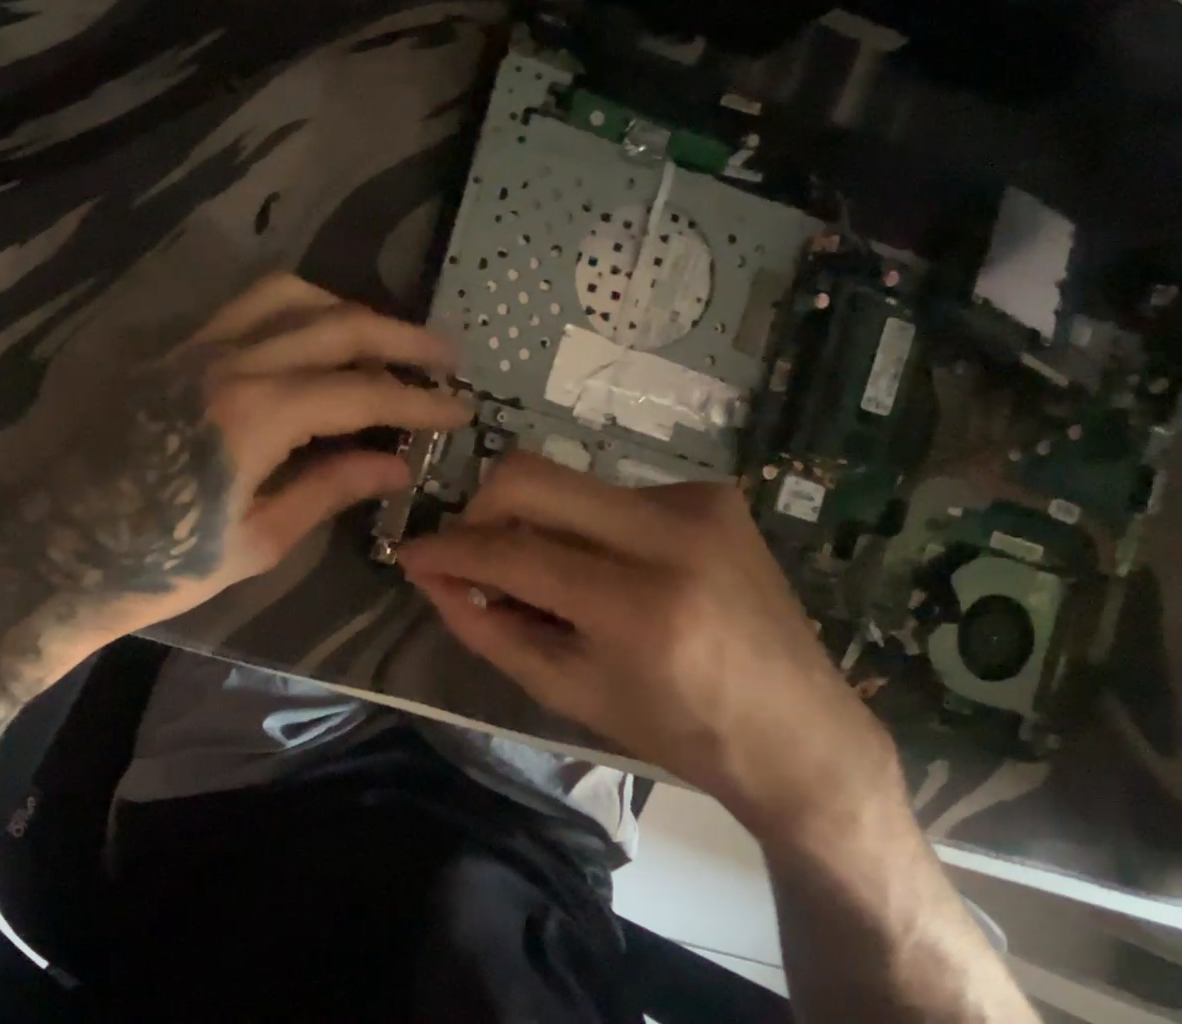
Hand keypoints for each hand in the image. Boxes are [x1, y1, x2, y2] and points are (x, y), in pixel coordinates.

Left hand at [1, 273, 471, 657]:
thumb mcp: (258, 540)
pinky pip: (241, 311)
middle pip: (334, 325)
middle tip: (446, 357)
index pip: (360, 391)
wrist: (63, 559)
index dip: (417, 401)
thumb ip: (330, 488)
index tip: (460, 409)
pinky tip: (310, 342)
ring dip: (343, 310)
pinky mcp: (168, 355)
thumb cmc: (161, 565)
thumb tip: (396, 462)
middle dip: (399, 339)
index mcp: (255, 414)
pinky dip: (291, 312)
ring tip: (381, 340)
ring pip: (285, 297)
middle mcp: (227, 361)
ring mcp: (191, 350)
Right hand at [395, 450, 901, 842]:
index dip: (445, 550)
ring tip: (544, 578)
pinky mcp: (712, 494)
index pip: (510, 551)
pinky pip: (609, 494)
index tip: (409, 555)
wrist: (801, 733)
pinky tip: (602, 571)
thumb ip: (485, 627)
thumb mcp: (565, 689)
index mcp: (638, 606)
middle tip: (470, 553)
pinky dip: (582, 527)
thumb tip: (427, 577)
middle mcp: (672, 535)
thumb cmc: (677, 730)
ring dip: (533, 523)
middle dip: (478, 510)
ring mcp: (699, 504)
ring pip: (567, 482)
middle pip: (530, 476)